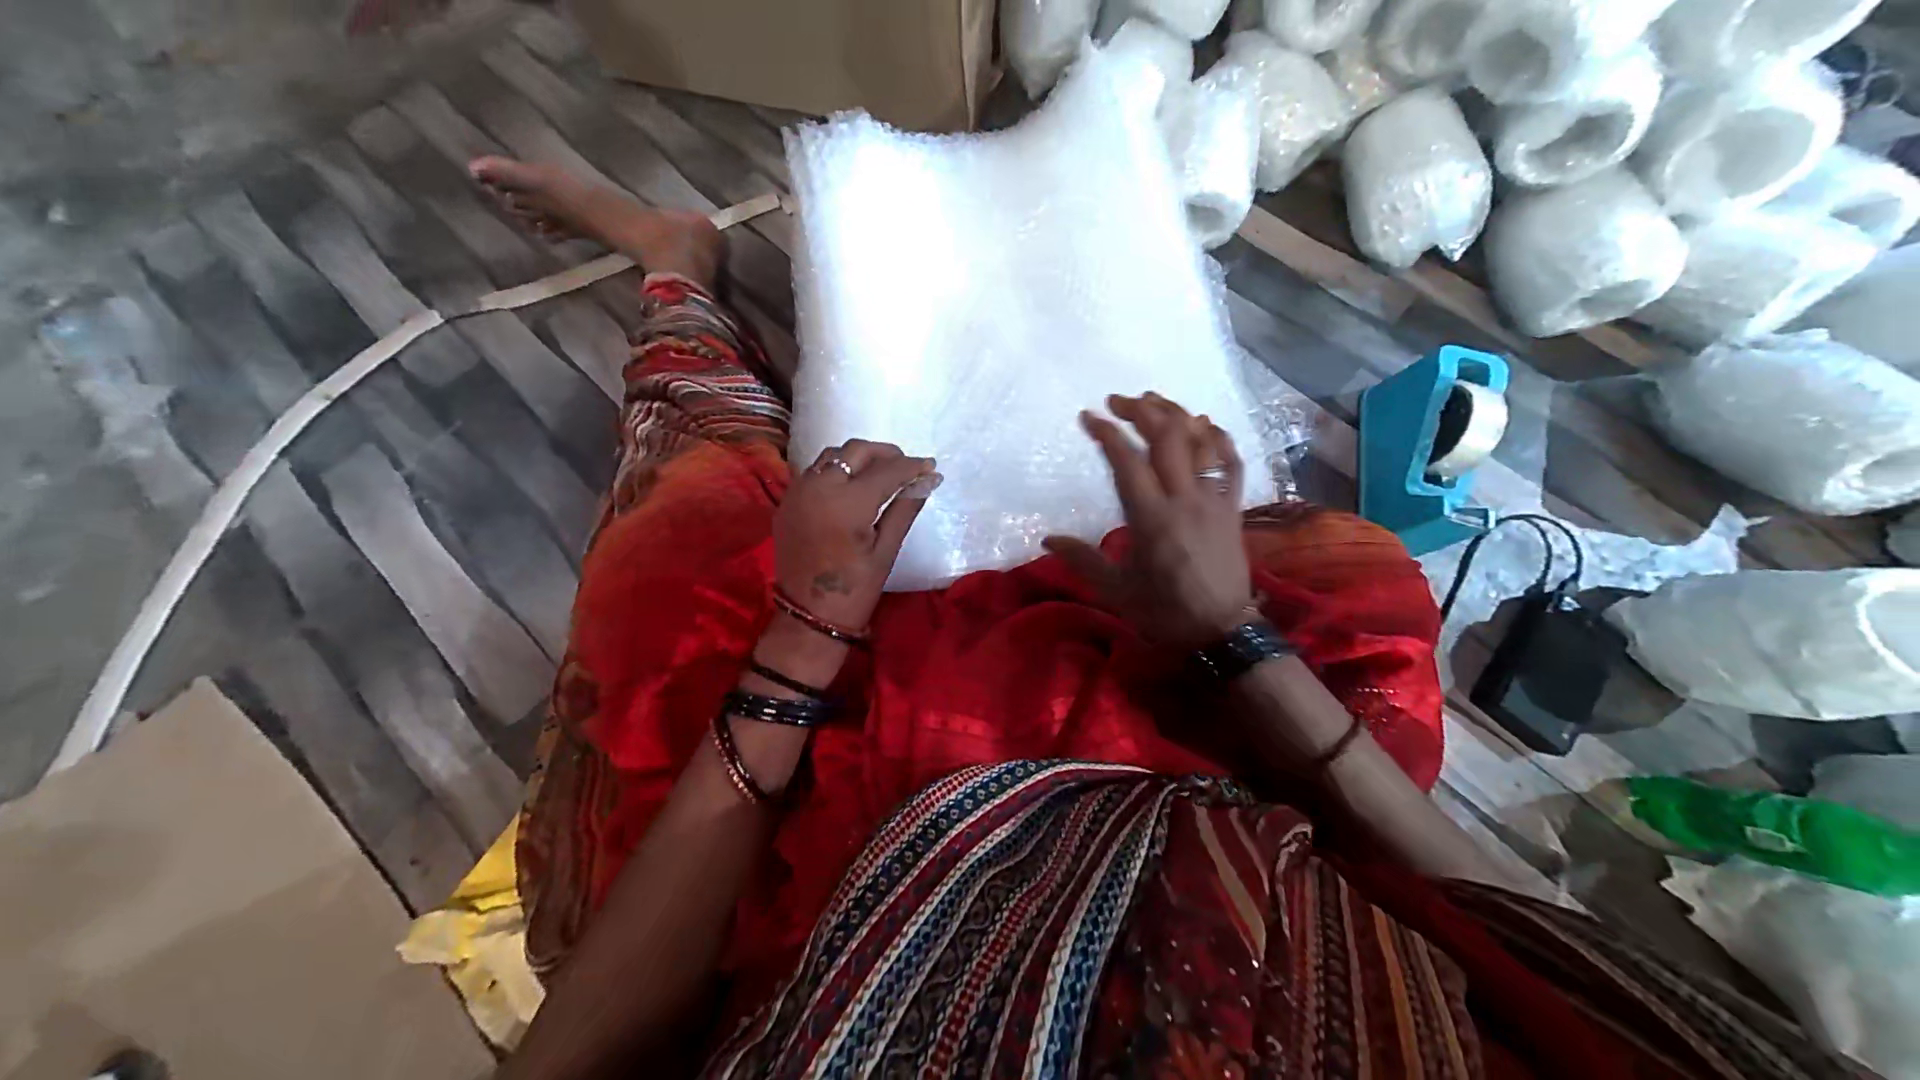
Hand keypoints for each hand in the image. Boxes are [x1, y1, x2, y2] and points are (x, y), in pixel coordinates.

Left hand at [773, 440, 939, 632]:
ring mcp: (798, 492)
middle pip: (856, 451)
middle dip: (885, 454)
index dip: (912, 467)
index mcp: (848, 503)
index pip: (887, 471)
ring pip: (831, 456)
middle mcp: (819, 487)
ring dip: (857, 458)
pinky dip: (835, 470)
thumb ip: (905, 509)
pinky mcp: (787, 502)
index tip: (929, 467)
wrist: (808, 617)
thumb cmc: (855, 590)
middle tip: (905, 467)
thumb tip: (928, 480)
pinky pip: (813, 471)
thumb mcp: (886, 550)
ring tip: (879, 473)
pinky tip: (851, 486)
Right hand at [1045, 393, 1255, 648]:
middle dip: (1142, 410)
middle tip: (1119, 401)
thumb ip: (1082, 560)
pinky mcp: (1233, 508)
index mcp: (1151, 519)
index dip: (1106, 433)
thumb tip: (1047, 540)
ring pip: (1200, 442)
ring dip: (1177, 414)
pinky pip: (1231, 462)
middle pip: (1167, 437)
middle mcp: (1185, 500)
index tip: (1088, 416)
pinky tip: (1204, 424)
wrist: (1222, 632)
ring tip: (1155, 401)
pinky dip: (1218, 437)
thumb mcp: (1115, 591)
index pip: (1127, 461)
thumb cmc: (1164, 612)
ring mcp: (1214, 500)